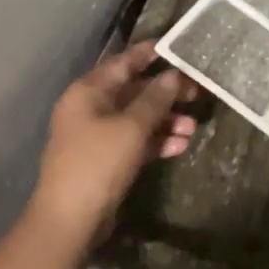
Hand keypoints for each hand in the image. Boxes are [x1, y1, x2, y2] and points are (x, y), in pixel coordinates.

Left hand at [28, 42, 197, 246]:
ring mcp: (96, 136)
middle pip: (133, 91)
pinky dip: (156, 141)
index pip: (123, 62)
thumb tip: (174, 76)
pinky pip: (134, 141)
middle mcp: (90, 108)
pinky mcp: (105, 160)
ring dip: (165, 121)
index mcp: (89, 91)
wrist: (70, 220)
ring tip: (194, 127)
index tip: (179, 48)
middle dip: (166, 93)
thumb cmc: (98, 163)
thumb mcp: (132, 127)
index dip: (150, 54)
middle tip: (198, 93)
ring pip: (137, 118)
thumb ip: (155, 99)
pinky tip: (180, 146)